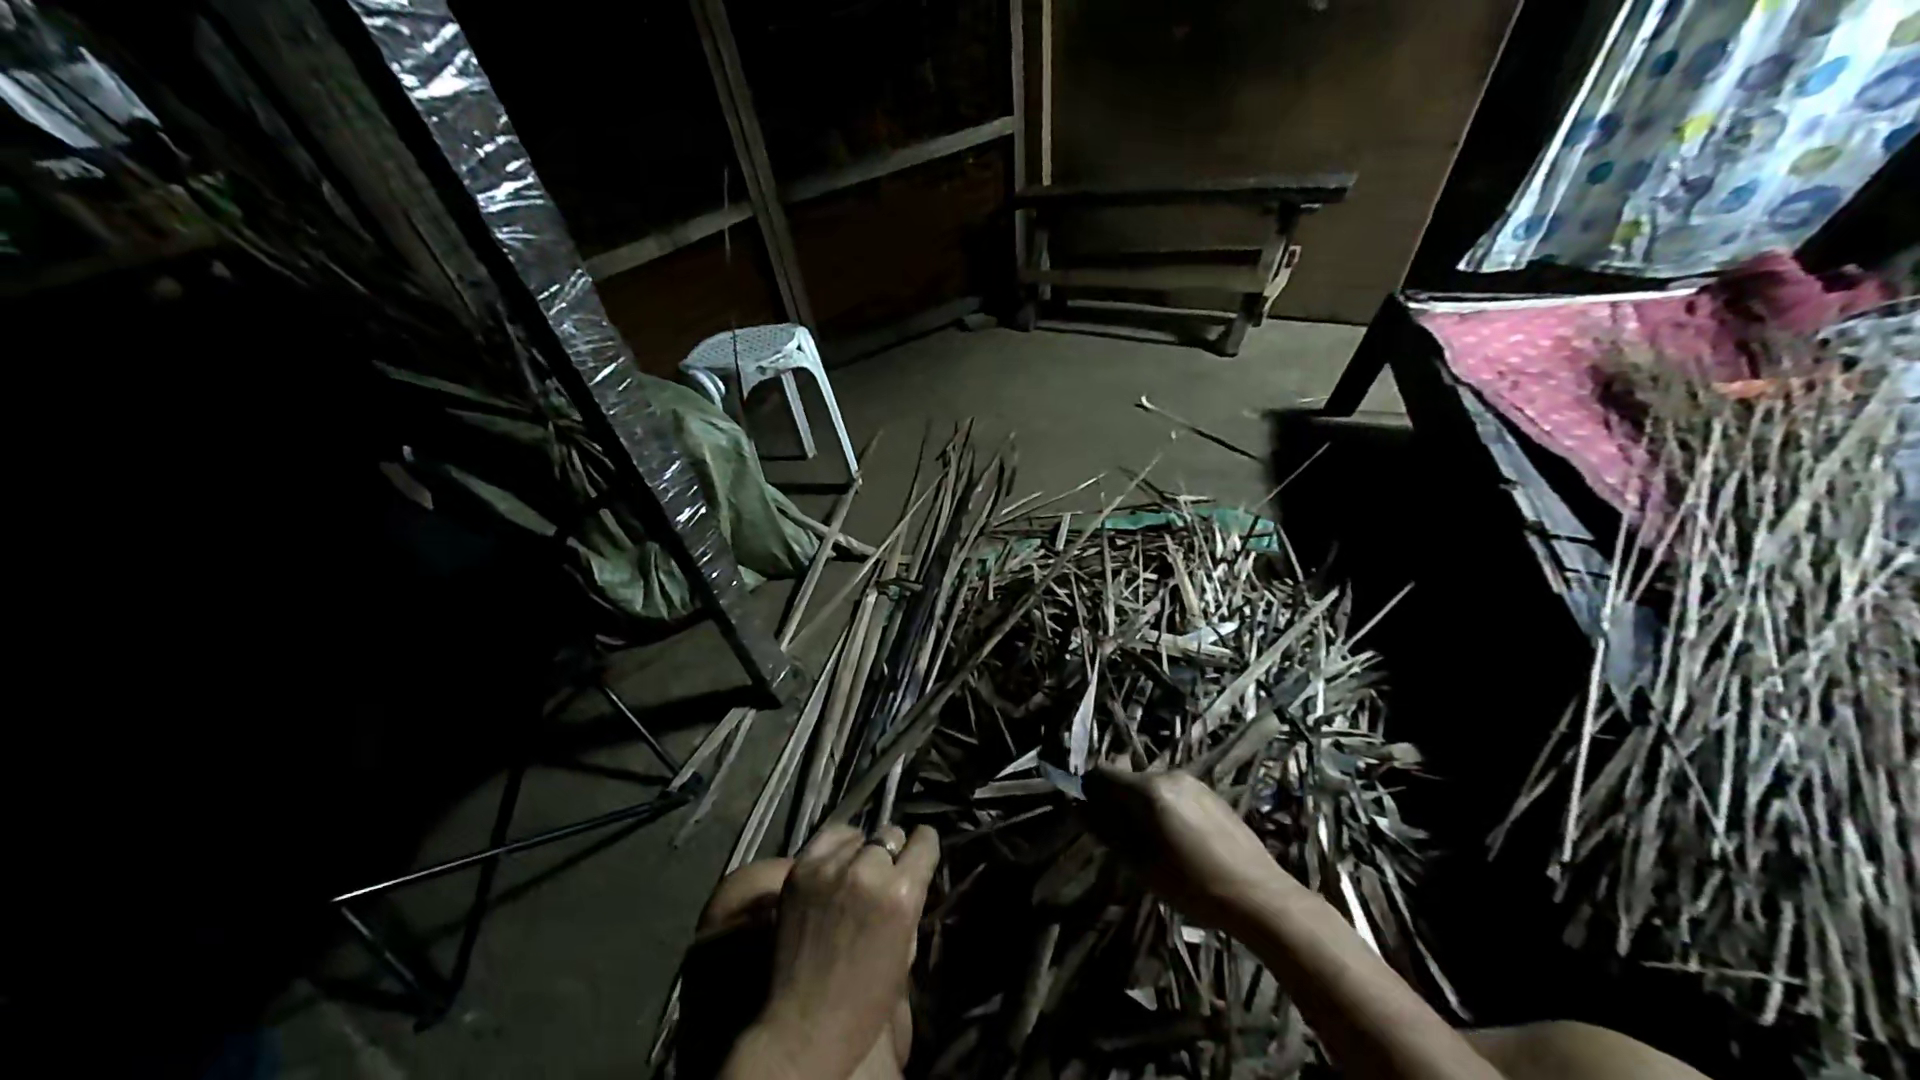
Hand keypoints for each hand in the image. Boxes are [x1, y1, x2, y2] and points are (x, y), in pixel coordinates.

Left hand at [747, 823, 938, 1079]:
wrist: (807, 1024)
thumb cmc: (867, 998)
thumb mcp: (908, 946)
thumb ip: (910, 899)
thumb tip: (909, 870)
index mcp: (901, 894)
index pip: (924, 841)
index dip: (924, 847)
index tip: (919, 854)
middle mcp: (867, 871)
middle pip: (891, 834)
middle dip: (892, 852)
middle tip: (883, 875)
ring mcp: (830, 868)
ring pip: (859, 836)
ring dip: (862, 852)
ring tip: (854, 875)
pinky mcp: (800, 869)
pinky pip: (828, 839)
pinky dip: (836, 849)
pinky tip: (834, 868)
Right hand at [1083, 765, 1284, 933]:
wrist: (1259, 896)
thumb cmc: (1192, 883)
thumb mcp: (1140, 863)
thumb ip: (1106, 831)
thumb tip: (1079, 808)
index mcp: (1148, 788)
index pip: (1102, 773)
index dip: (1090, 792)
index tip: (1093, 818)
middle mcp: (1170, 774)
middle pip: (1128, 780)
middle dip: (1119, 803)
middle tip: (1124, 841)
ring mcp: (1195, 783)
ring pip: (1152, 788)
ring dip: (1144, 808)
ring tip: (1155, 846)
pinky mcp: (1213, 795)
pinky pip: (1176, 795)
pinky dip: (1167, 810)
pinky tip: (1181, 843)